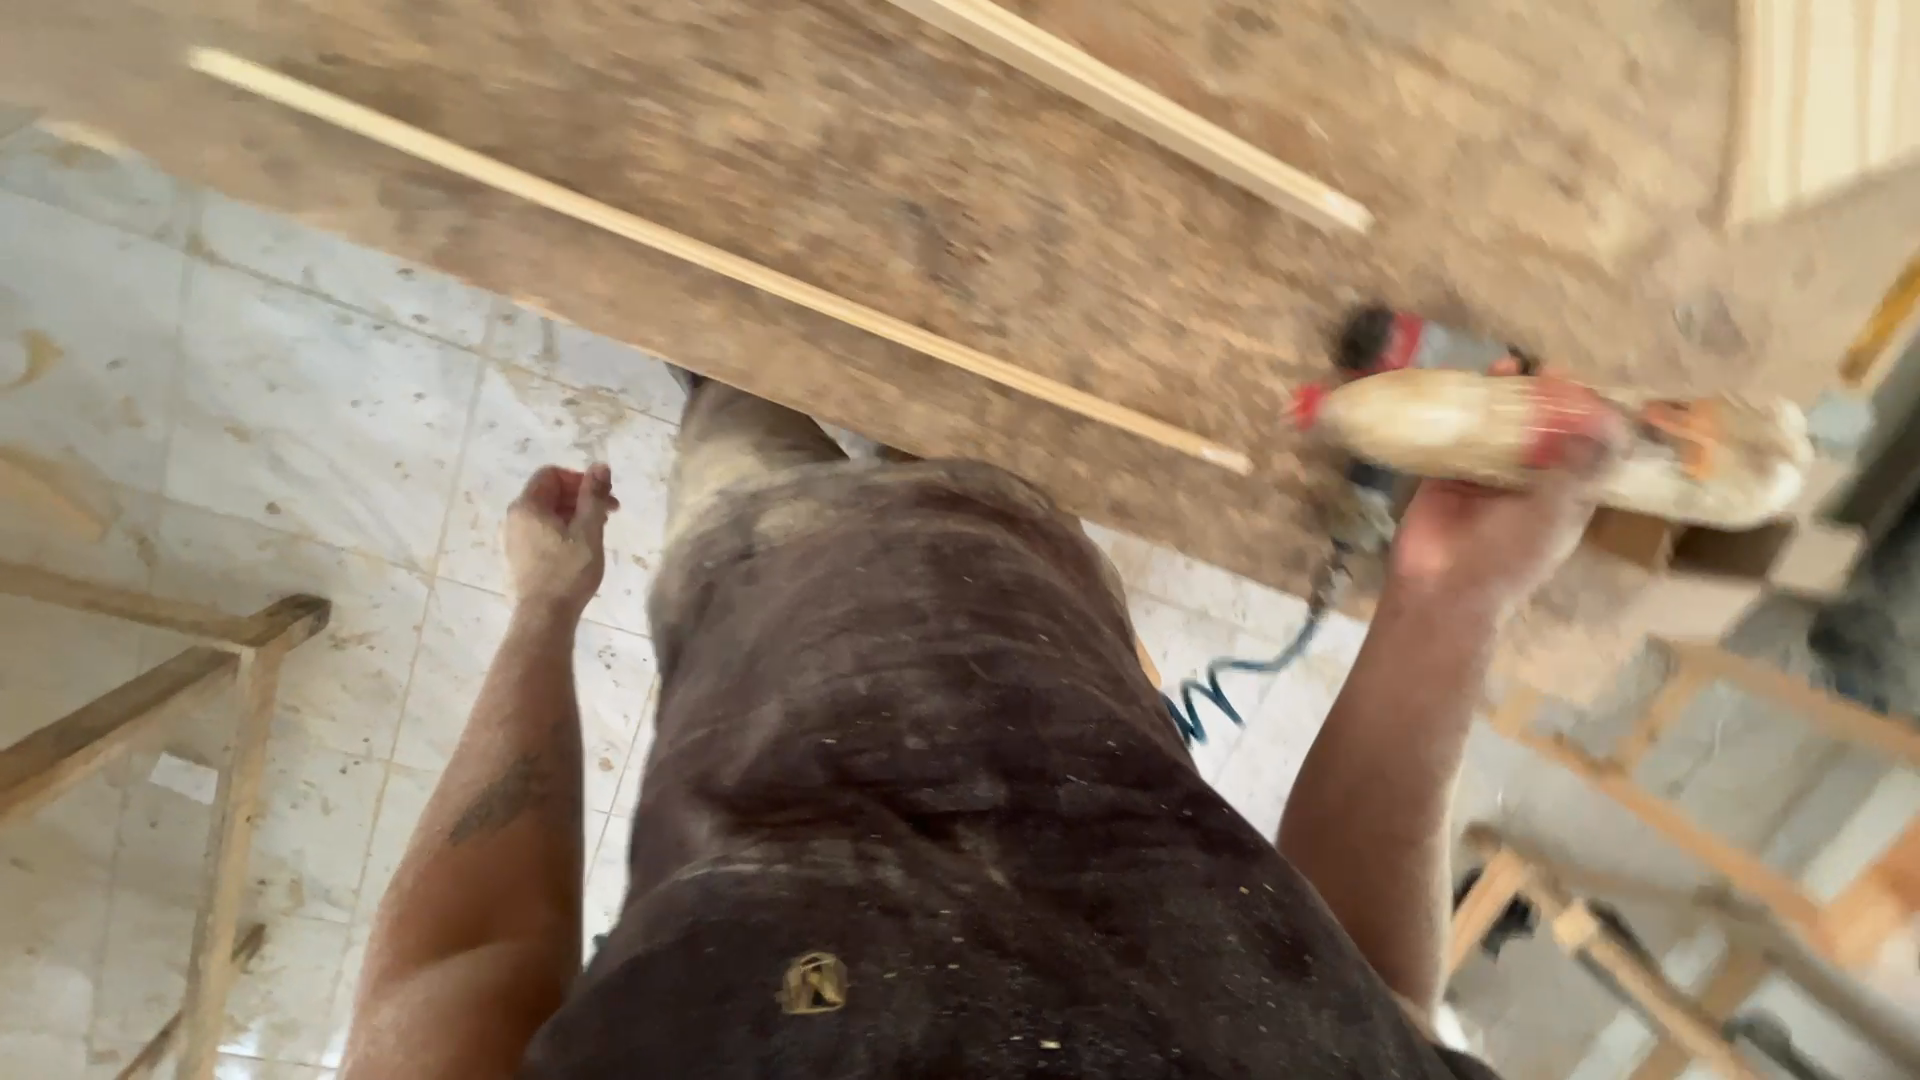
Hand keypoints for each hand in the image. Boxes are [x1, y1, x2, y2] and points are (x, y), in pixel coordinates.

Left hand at [502, 464, 618, 616]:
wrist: (546, 614)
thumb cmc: (569, 569)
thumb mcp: (588, 529)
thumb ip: (593, 495)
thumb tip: (600, 466)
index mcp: (528, 506)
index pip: (552, 474)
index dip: (580, 479)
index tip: (603, 497)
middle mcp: (515, 517)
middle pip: (550, 492)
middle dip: (581, 496)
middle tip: (610, 513)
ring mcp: (515, 537)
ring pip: (548, 512)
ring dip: (576, 513)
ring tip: (598, 531)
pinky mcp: (521, 554)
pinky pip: (544, 529)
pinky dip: (565, 528)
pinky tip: (582, 546)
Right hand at [1385, 376, 1620, 623]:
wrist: (1442, 588)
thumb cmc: (1506, 558)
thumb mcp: (1555, 514)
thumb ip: (1577, 467)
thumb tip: (1607, 421)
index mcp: (1562, 495)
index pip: (1583, 447)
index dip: (1586, 416)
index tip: (1584, 388)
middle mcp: (1524, 483)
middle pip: (1538, 433)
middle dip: (1543, 402)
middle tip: (1546, 371)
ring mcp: (1481, 479)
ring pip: (1495, 432)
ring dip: (1501, 403)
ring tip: (1506, 368)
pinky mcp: (1442, 477)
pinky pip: (1451, 441)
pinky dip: (1457, 417)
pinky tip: (1461, 392)